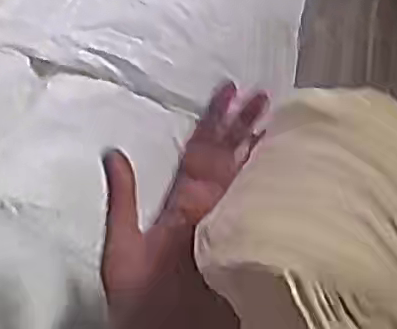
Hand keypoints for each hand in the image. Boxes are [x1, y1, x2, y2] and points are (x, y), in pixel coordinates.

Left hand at [102, 82, 269, 328]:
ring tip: (276, 115)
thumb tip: (113, 153)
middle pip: (231, 154)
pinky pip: (262, 204)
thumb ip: (123, 202)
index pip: (202, 148)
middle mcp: (210, 204)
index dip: (215, 118)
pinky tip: (283, 159)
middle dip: (245, 122)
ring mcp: (230, 220)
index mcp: (184, 199)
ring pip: (248, 172)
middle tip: (262, 93)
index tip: (228, 88)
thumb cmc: (139, 306)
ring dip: (261, 143)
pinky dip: (273, 179)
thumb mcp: (124, 253)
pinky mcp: (247, 242)